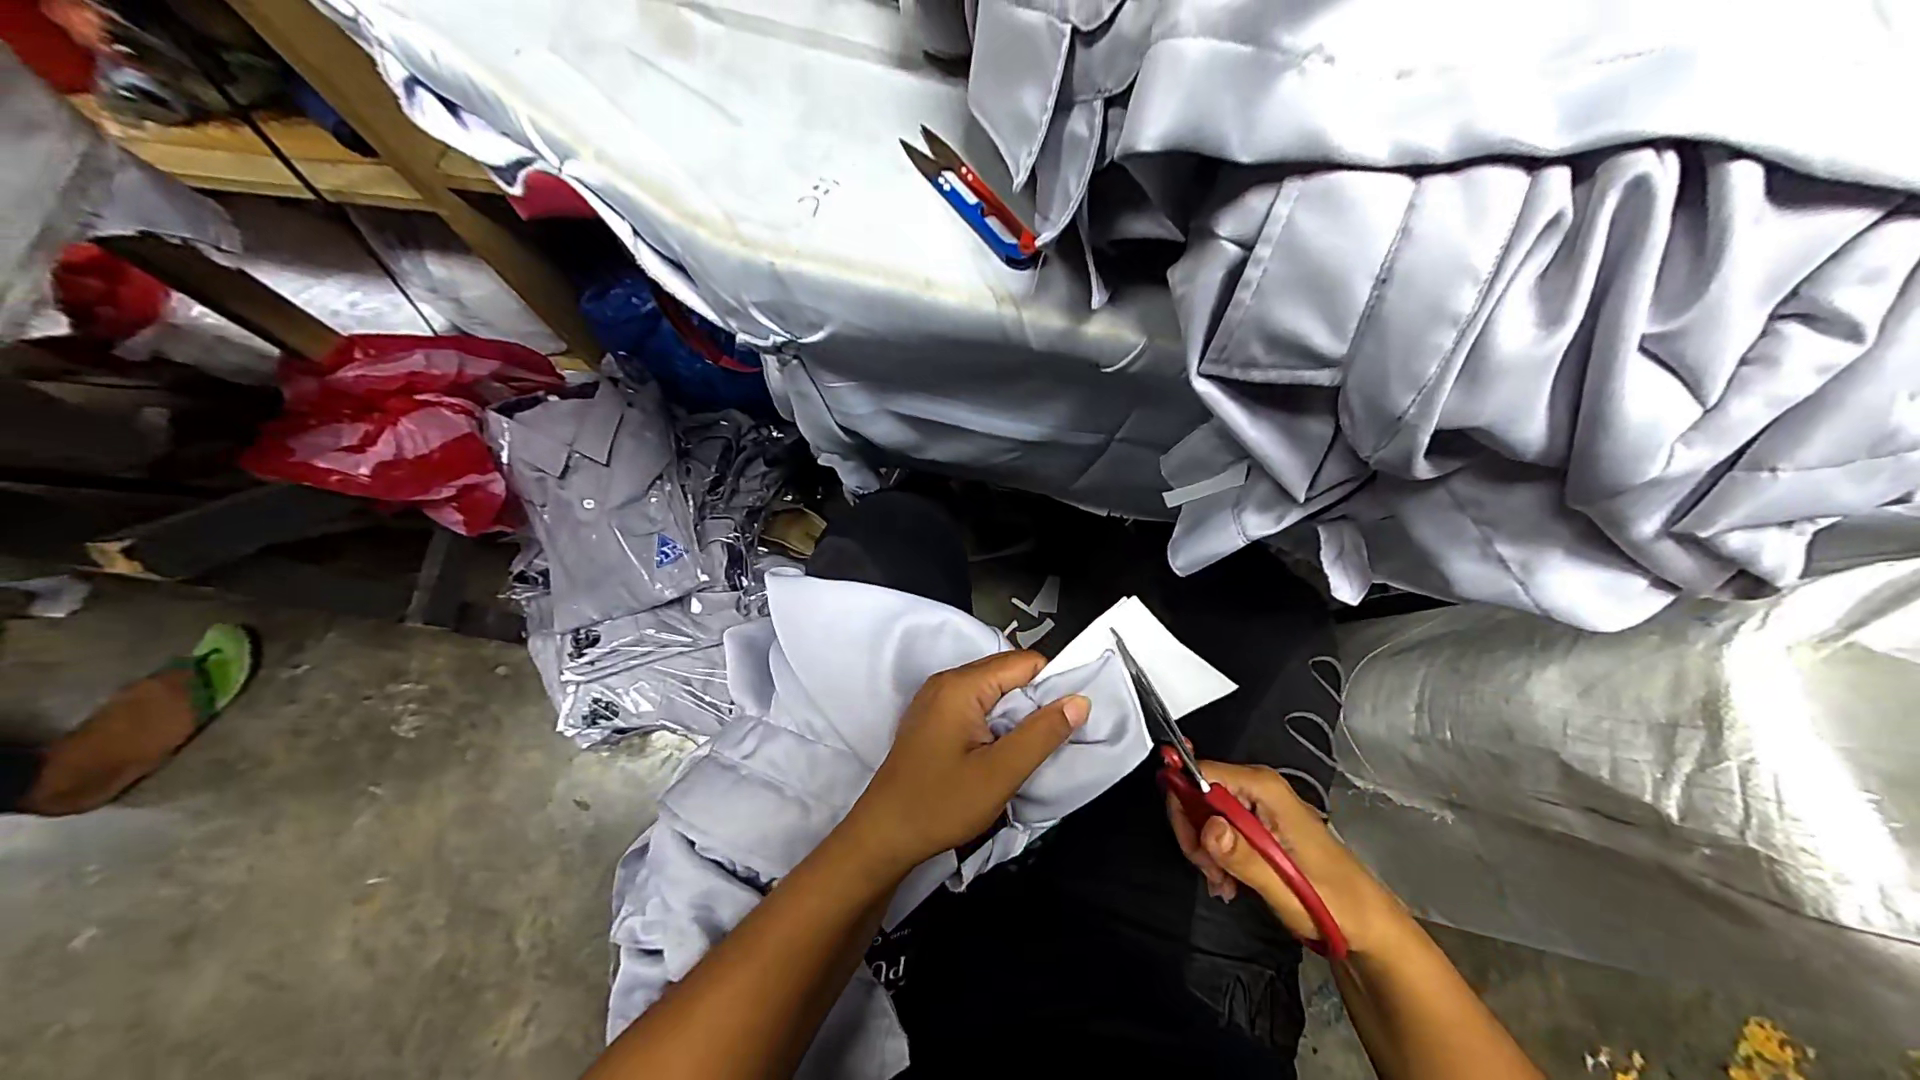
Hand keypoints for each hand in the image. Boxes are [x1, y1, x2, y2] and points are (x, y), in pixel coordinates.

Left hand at [840, 651, 1089, 875]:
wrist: (884, 835)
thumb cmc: (940, 804)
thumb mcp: (1000, 772)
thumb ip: (1042, 733)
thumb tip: (1078, 701)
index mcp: (960, 686)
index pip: (1024, 662)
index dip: (1053, 685)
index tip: (1070, 718)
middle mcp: (946, 682)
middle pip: (1008, 673)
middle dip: (1035, 701)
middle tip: (1050, 739)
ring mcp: (935, 700)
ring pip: (993, 691)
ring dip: (1016, 715)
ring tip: (1027, 749)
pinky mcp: (933, 719)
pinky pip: (976, 706)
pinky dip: (996, 723)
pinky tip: (1000, 752)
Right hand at [1168, 760, 1404, 954]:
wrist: (1367, 924)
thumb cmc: (1335, 905)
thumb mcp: (1284, 887)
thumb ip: (1242, 856)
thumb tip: (1207, 827)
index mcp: (1266, 789)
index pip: (1201, 772)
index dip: (1186, 804)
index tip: (1193, 846)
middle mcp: (1259, 787)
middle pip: (1198, 791)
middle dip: (1195, 832)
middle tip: (1210, 871)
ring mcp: (1258, 804)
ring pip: (1204, 812)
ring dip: (1204, 849)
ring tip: (1223, 882)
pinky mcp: (1257, 822)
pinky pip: (1218, 826)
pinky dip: (1215, 853)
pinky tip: (1228, 879)